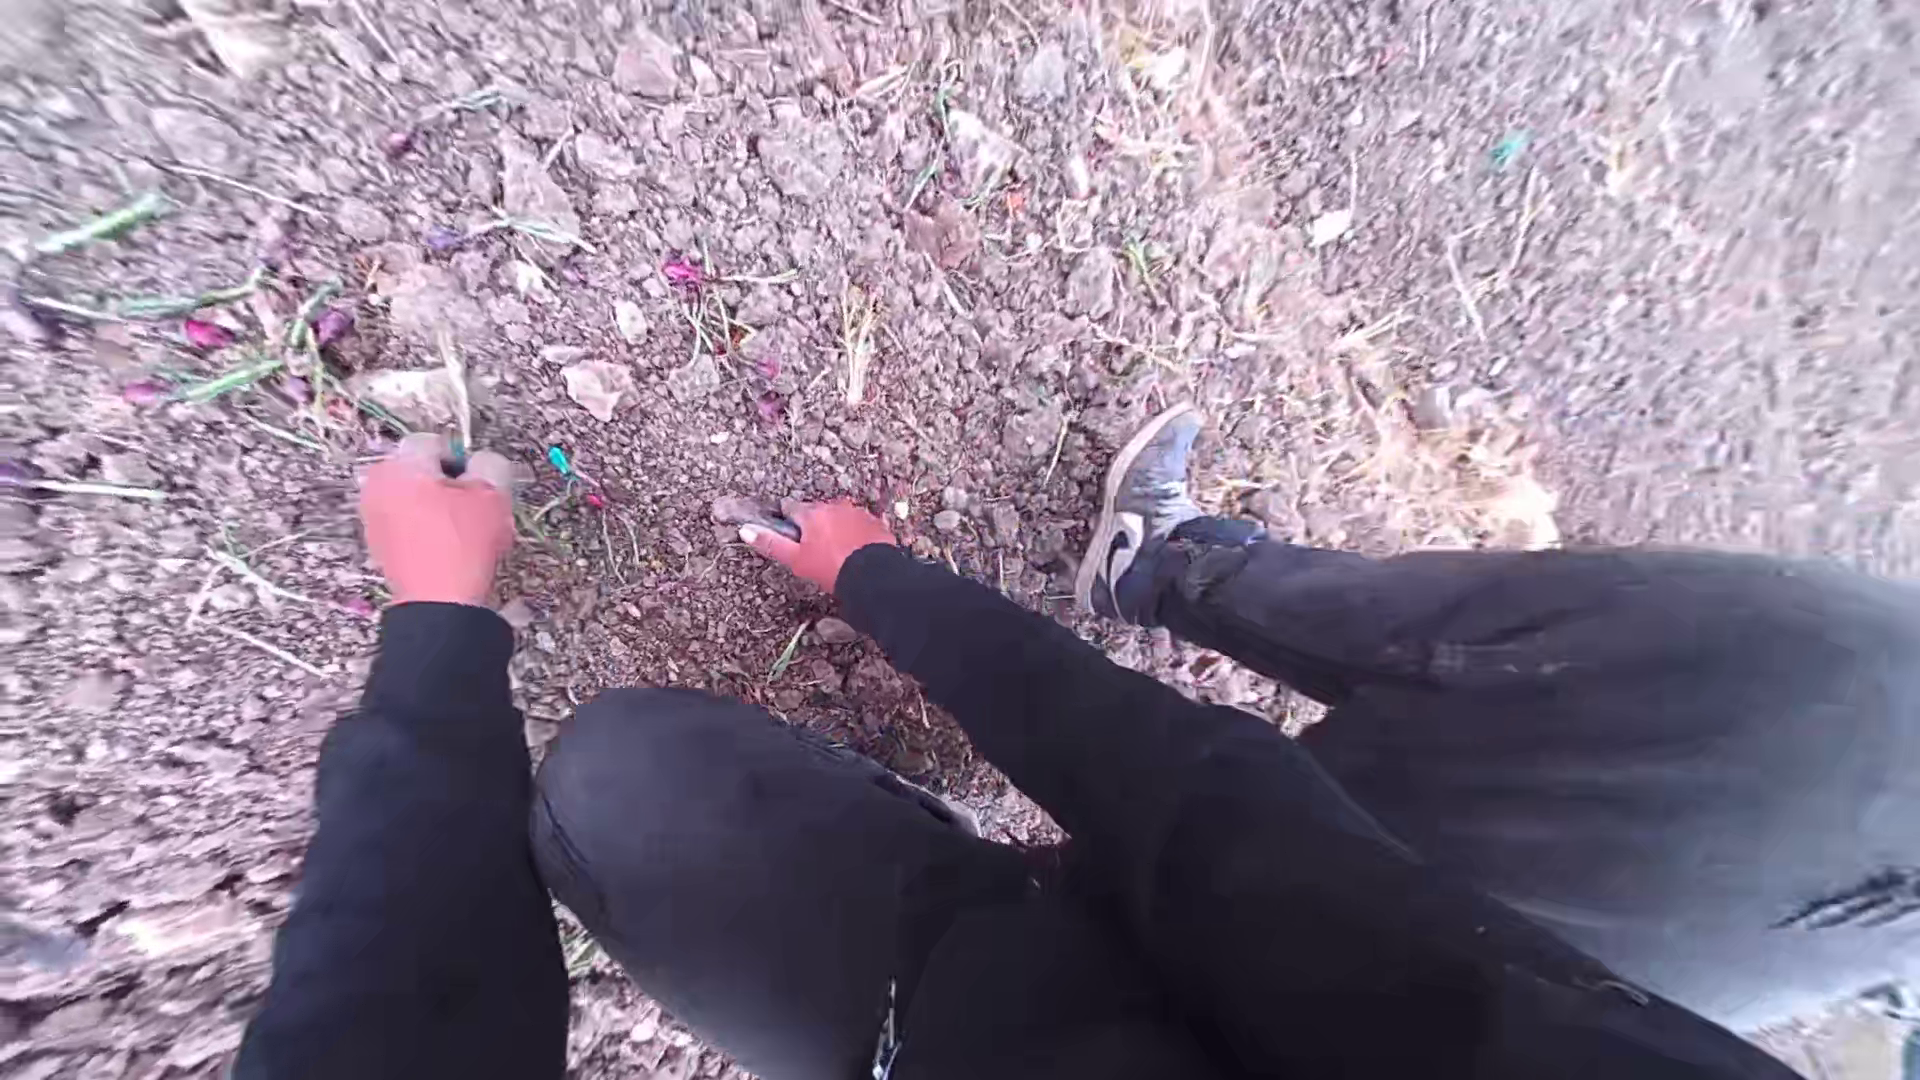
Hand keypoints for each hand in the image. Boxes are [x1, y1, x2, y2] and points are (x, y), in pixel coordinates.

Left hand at [361, 433, 514, 606]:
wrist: (440, 598)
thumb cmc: (465, 542)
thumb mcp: (493, 495)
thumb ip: (491, 464)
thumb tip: (484, 461)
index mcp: (400, 467)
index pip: (435, 441)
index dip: (464, 458)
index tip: (480, 482)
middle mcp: (376, 484)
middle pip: (423, 468)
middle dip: (452, 482)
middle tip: (477, 505)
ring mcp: (373, 513)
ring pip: (417, 494)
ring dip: (442, 503)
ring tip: (466, 527)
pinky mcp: (380, 538)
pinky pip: (409, 517)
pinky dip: (430, 524)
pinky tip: (451, 542)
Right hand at [740, 499, 895, 592]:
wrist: (873, 576)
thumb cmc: (832, 568)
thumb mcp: (796, 560)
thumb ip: (771, 543)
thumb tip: (746, 531)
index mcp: (813, 513)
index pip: (791, 508)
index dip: (788, 520)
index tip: (790, 531)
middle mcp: (835, 506)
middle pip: (818, 512)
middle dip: (815, 525)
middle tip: (815, 548)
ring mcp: (857, 513)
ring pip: (841, 516)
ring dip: (837, 527)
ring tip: (837, 552)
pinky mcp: (875, 522)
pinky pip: (861, 524)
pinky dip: (857, 533)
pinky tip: (856, 550)